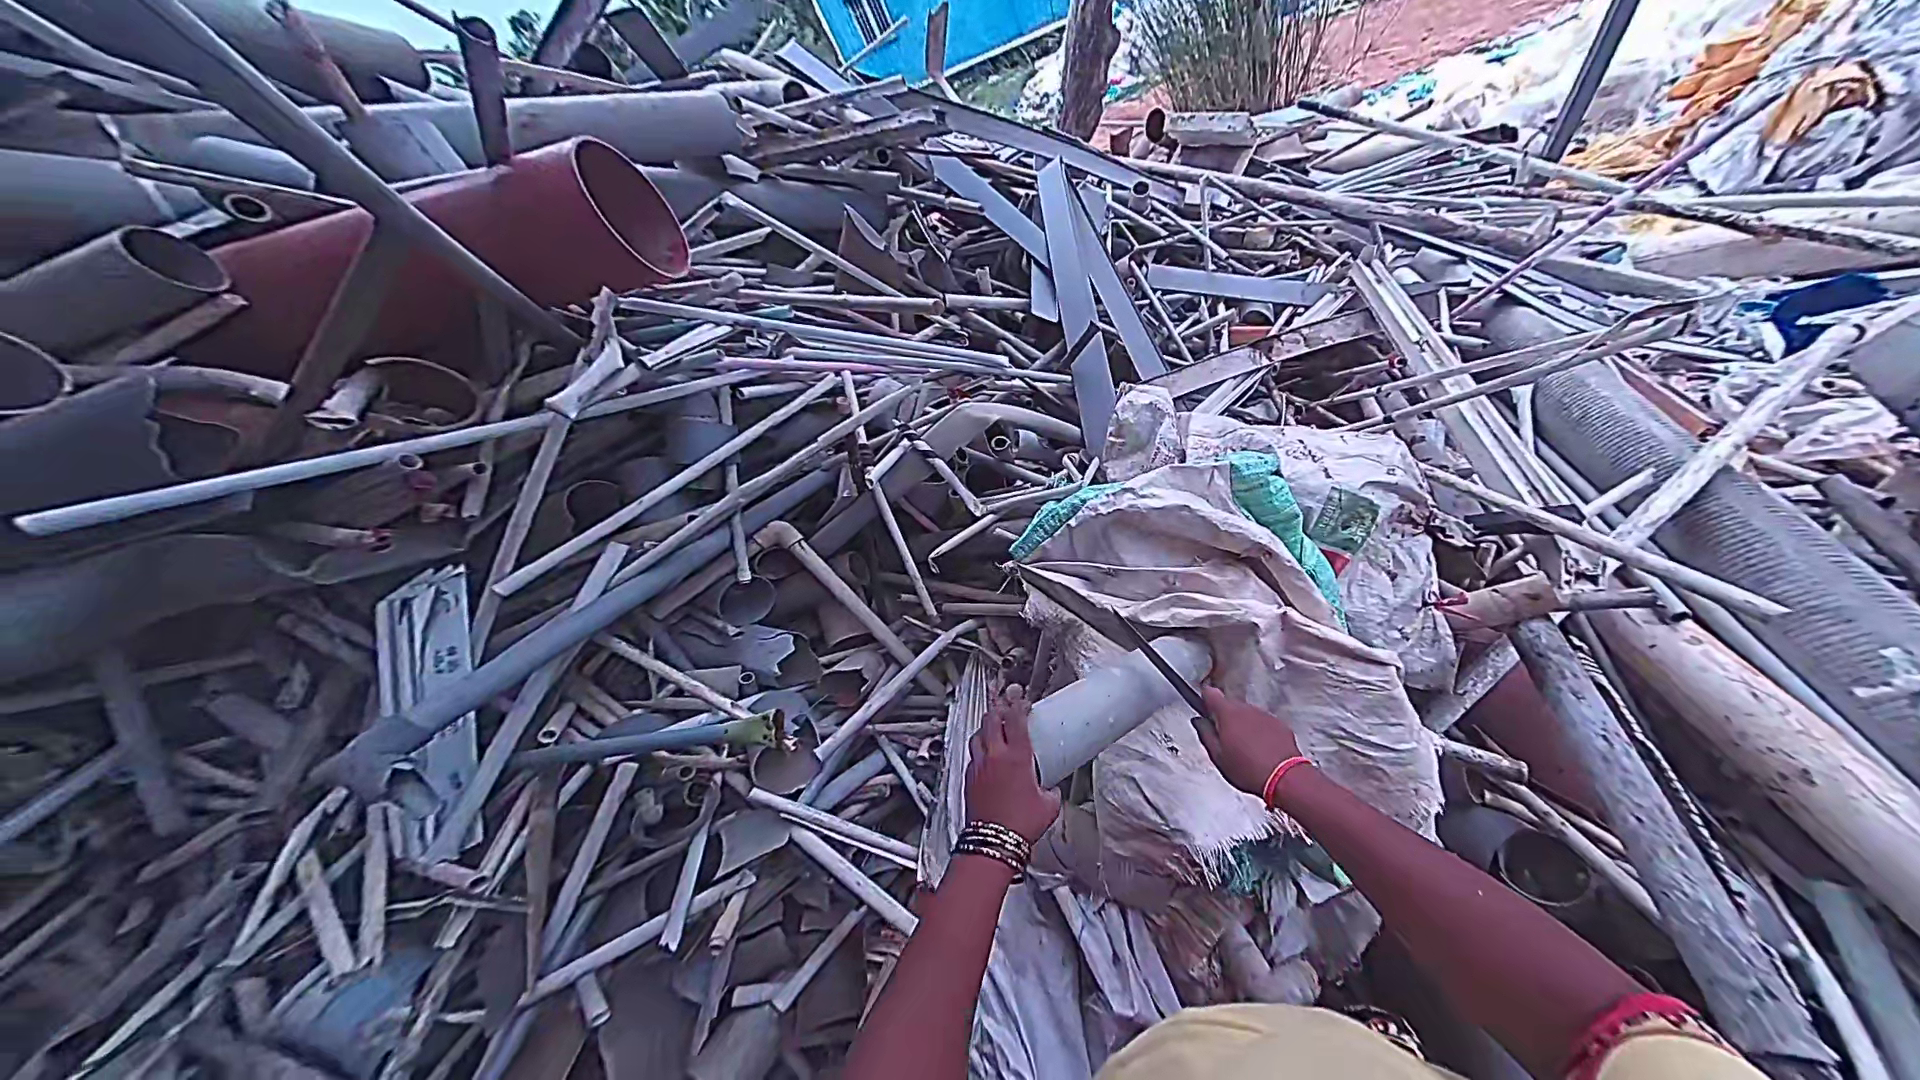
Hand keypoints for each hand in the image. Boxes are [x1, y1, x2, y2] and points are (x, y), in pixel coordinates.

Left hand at [965, 685, 1060, 842]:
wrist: (993, 842)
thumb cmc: (1019, 825)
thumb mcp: (1048, 805)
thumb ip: (1051, 791)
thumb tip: (1050, 790)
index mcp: (1017, 757)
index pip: (1016, 718)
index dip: (1019, 705)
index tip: (1022, 702)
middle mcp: (995, 756)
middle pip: (991, 718)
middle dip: (999, 709)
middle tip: (1006, 707)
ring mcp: (979, 765)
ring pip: (978, 734)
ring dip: (987, 727)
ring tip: (994, 727)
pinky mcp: (969, 777)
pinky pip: (972, 754)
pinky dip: (979, 749)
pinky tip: (986, 755)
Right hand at [1193, 686, 1302, 796]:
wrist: (1285, 778)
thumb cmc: (1249, 769)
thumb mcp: (1217, 756)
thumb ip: (1205, 734)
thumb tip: (1200, 723)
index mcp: (1227, 714)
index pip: (1210, 694)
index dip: (1205, 698)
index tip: (1204, 707)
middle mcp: (1246, 709)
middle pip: (1230, 705)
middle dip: (1226, 717)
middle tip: (1224, 738)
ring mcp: (1265, 716)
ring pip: (1248, 714)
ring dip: (1244, 725)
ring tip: (1244, 748)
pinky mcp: (1280, 725)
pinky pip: (1264, 723)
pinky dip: (1260, 732)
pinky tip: (1260, 750)